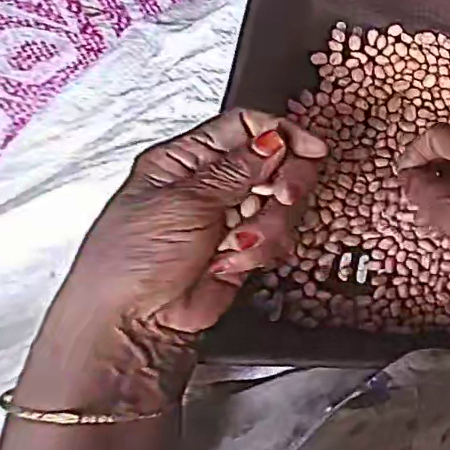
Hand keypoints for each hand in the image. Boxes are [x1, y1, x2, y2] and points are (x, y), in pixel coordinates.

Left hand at [15, 109, 325, 411]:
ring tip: (236, 245)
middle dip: (286, 184)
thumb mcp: (184, 202)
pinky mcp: (249, 244)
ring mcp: (234, 214)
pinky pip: (281, 235)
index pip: (246, 128)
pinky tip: (231, 262)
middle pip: (277, 163)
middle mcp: (214, 183)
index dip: (283, 134)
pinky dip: (263, 249)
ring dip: (268, 227)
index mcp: (186, 160)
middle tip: (283, 198)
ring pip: (283, 204)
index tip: (314, 149)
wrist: (137, 320)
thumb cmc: (136, 258)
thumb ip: (236, 169)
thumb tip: (273, 138)